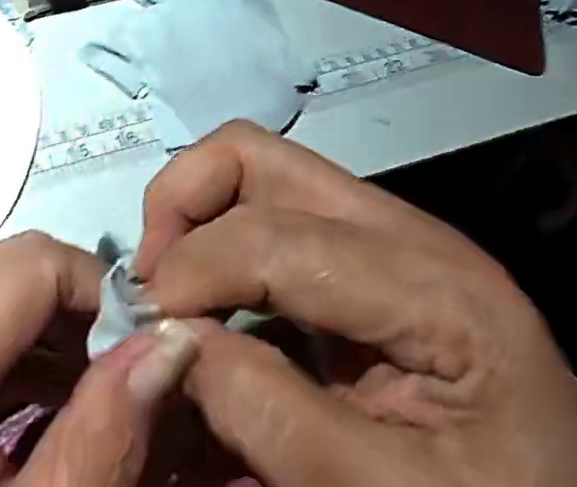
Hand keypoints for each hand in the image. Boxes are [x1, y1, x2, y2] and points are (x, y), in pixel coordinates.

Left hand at [0, 232, 198, 486]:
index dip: (103, 293)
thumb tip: (175, 338)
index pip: (40, 262)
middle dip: (83, 303)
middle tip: (122, 371)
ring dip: (58, 320)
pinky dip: (24, 335)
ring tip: (93, 389)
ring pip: (1, 277)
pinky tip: (51, 395)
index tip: (145, 350)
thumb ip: (104, 429)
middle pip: (21, 261)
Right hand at [135, 122, 576, 486]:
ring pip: (261, 174)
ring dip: (198, 218)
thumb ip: (276, 420)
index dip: (193, 270)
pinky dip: (223, 248)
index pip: (278, 235)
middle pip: (262, 157)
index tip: (143, 329)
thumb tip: (176, 344)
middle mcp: (404, 232)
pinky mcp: (368, 261)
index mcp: (432, 284)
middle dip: (184, 200)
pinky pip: (274, 220)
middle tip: (150, 283)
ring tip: (170, 294)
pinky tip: (210, 311)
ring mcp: (385, 238)